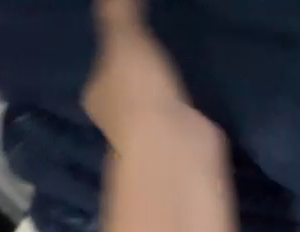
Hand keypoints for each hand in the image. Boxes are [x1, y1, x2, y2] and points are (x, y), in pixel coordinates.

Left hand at [83, 0, 220, 157]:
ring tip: (183, 75)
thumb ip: (119, 9)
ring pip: (158, 113)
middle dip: (141, 83)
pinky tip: (201, 102)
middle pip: (130, 97)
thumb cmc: (140, 92)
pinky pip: (185, 126)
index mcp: (98, 97)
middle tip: (158, 59)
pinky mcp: (184, 150)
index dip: (112, 59)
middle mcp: (120, 123)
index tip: (128, 45)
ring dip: (169, 100)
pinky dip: (191, 117)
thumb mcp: (124, 35)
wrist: (175, 147)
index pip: (101, 75)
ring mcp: (153, 140)